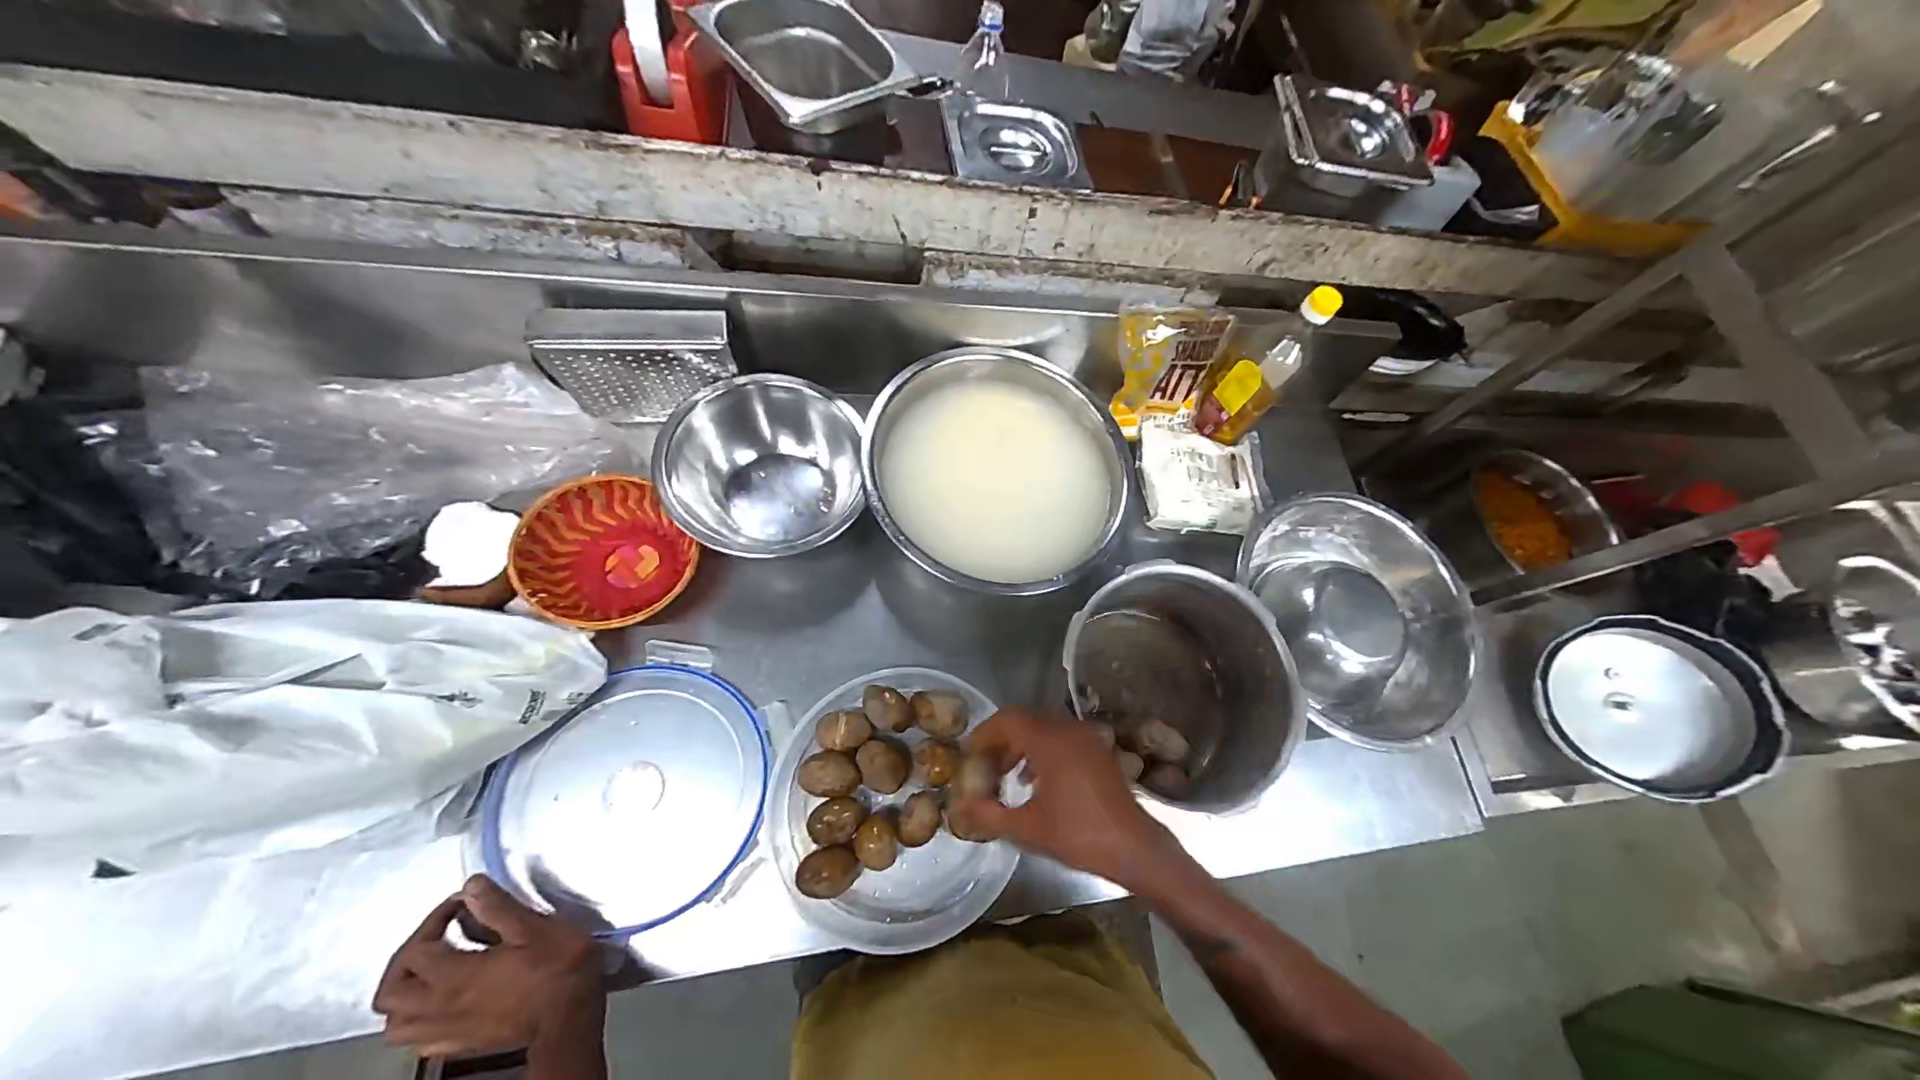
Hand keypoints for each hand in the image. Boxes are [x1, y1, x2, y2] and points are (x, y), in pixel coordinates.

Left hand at [373, 875, 604, 1060]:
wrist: (570, 1014)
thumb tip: (470, 886)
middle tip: (437, 937)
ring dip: (405, 996)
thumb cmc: (555, 966)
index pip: (416, 949)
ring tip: (432, 973)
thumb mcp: (533, 927)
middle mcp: (438, 1008)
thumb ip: (498, 908)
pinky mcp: (459, 1046)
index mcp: (453, 977)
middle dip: (407, 959)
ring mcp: (446, 1032)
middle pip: (391, 991)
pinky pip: (419, 1041)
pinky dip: (420, 1021)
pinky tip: (442, 1005)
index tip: (462, 904)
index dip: (434, 920)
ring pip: (395, 1024)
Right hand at [951, 707, 1197, 893]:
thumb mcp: (1028, 828)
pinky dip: (1042, 748)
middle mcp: (1069, 730)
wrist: (1134, 847)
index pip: (1007, 721)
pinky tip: (1034, 778)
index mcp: (1050, 741)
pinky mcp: (1099, 750)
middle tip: (983, 761)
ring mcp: (1088, 738)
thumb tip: (959, 806)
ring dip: (1021, 743)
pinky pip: (1062, 736)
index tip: (968, 753)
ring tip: (1004, 772)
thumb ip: (988, 814)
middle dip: (1001, 738)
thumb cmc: (1079, 835)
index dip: (984, 734)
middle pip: (1025, 719)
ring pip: (1044, 726)